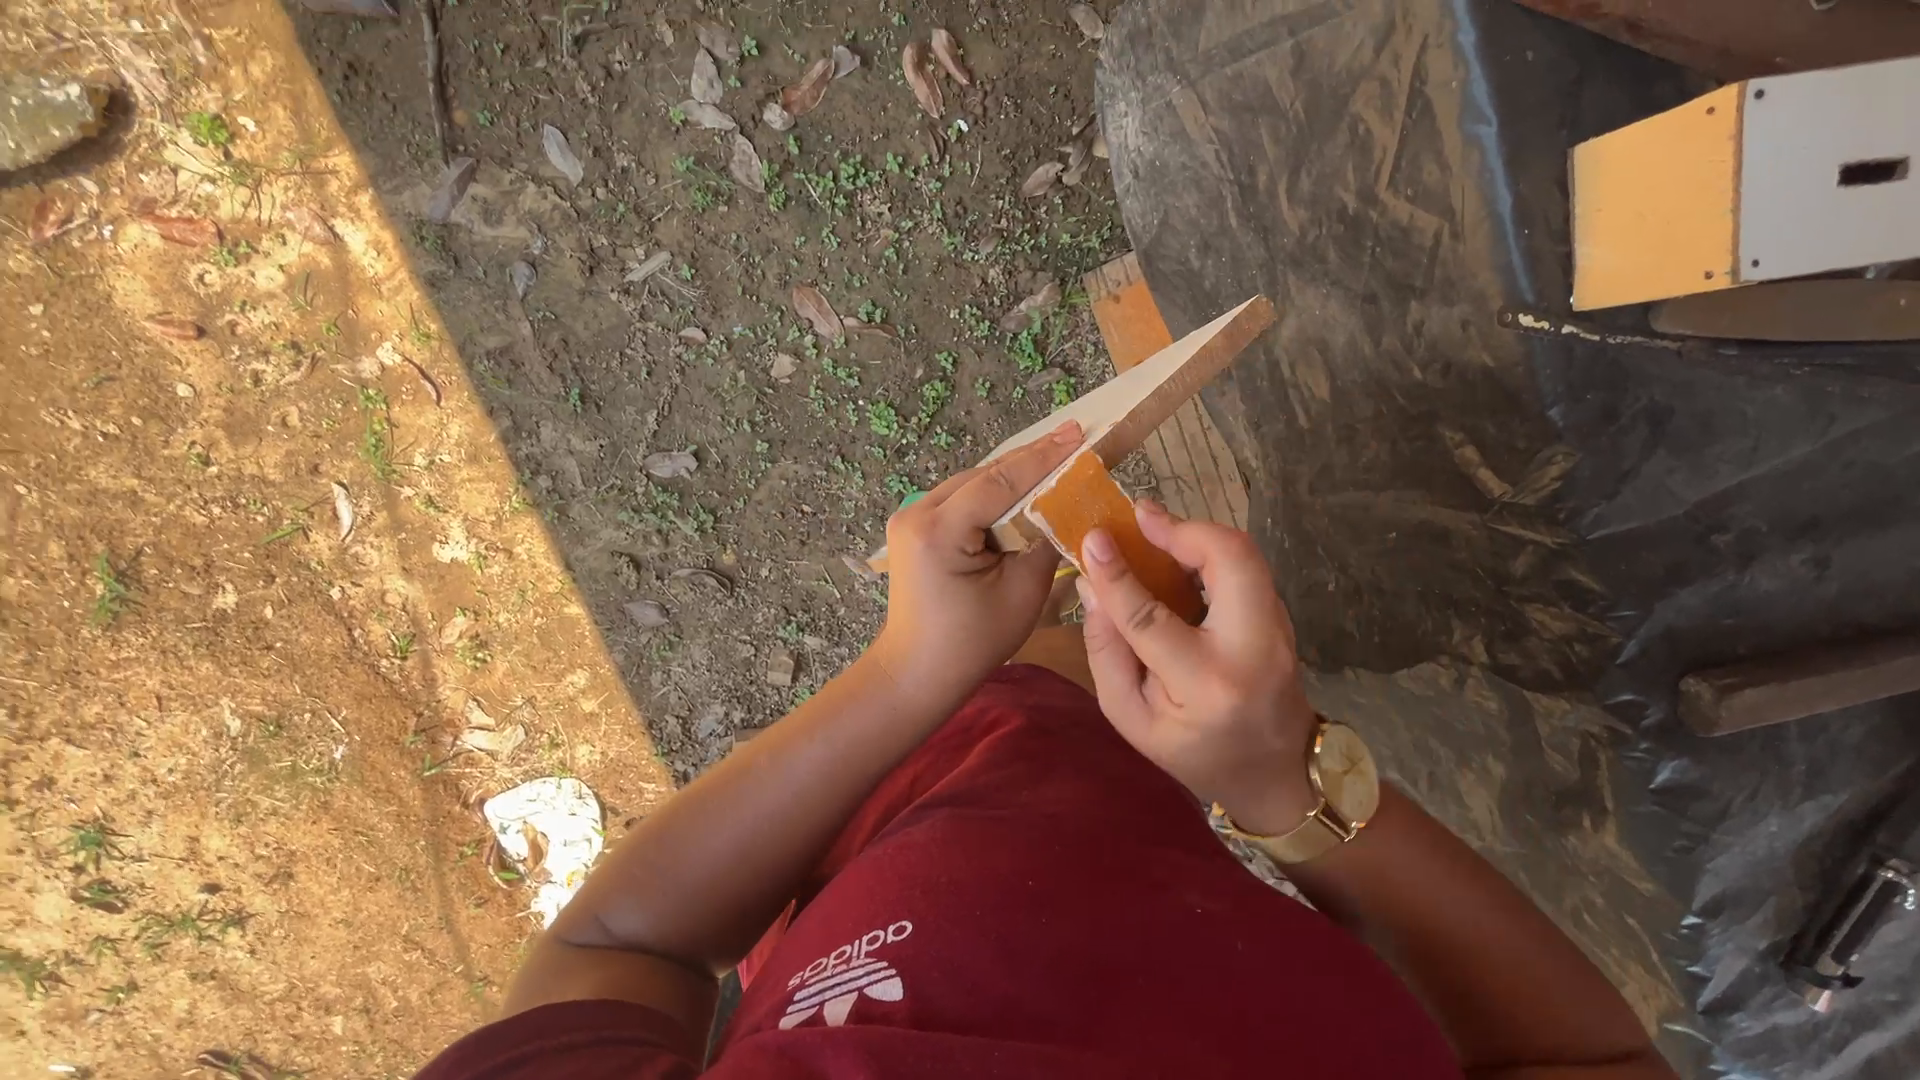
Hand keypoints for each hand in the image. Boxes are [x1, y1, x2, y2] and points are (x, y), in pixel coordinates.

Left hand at [870, 421, 1083, 700]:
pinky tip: (1022, 490)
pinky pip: (961, 500)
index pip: (999, 481)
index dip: (1043, 457)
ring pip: (972, 484)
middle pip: (983, 476)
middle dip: (1030, 461)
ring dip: (1012, 476)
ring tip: (1056, 459)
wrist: (918, 671)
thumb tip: (1065, 503)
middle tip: (1074, 439)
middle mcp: (916, 512)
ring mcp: (909, 517)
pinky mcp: (914, 527)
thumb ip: (1044, 539)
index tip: (1079, 434)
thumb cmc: (973, 642)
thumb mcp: (1023, 592)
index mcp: (938, 530)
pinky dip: (992, 495)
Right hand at [1075, 500, 1319, 834]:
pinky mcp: (1283, 618)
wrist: (1275, 773)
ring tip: (1154, 533)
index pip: (1151, 618)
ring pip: (1244, 554)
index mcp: (1206, 685)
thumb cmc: (1194, 752)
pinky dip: (1209, 552)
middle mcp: (1252, 649)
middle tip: (1140, 518)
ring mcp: (1279, 630)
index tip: (1092, 540)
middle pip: (1229, 559)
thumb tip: (1092, 585)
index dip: (1118, 575)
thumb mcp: (1132, 719)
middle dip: (1182, 529)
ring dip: (1196, 535)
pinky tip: (1178, 558)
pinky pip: (1247, 567)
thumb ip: (1106, 652)